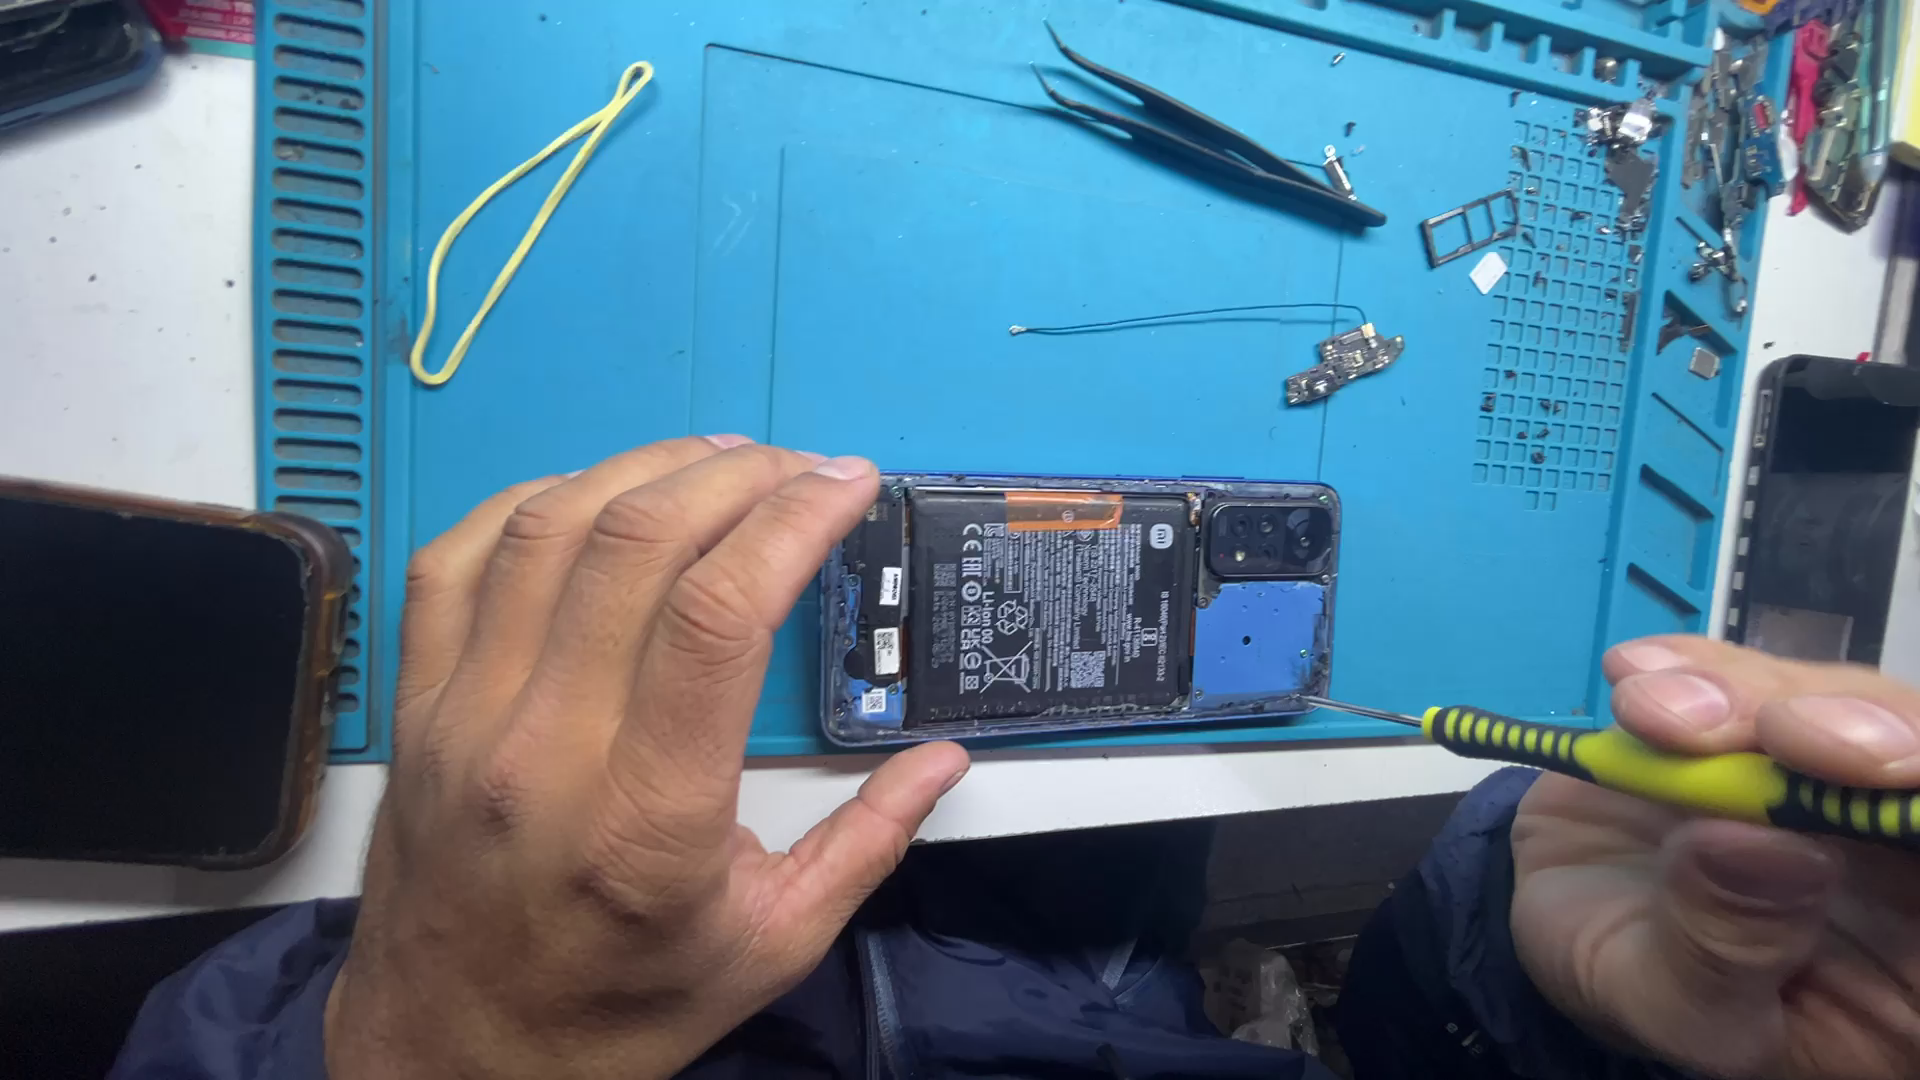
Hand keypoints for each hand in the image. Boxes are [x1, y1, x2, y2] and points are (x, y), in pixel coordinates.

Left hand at [324, 437, 969, 1078]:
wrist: (449, 1063)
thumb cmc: (624, 1005)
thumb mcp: (775, 944)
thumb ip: (871, 843)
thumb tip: (945, 759)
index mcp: (649, 812)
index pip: (720, 614)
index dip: (794, 522)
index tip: (848, 486)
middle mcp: (544, 744)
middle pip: (639, 544)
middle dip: (740, 478)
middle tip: (804, 467)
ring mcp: (464, 713)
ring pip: (551, 528)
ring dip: (651, 467)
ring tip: (728, 459)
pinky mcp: (420, 704)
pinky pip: (459, 558)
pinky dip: (542, 498)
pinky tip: (607, 492)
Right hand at [1511, 635, 1919, 1077]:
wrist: (1542, 911)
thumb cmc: (1621, 983)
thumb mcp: (1666, 1000)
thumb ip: (1721, 942)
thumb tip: (1770, 842)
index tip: (1875, 770)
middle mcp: (1896, 853)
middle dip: (1866, 725)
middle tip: (1777, 730)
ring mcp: (1811, 778)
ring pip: (1840, 699)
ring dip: (1746, 688)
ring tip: (1649, 712)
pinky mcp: (1729, 725)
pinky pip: (1736, 670)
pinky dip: (1686, 661)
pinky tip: (1634, 672)